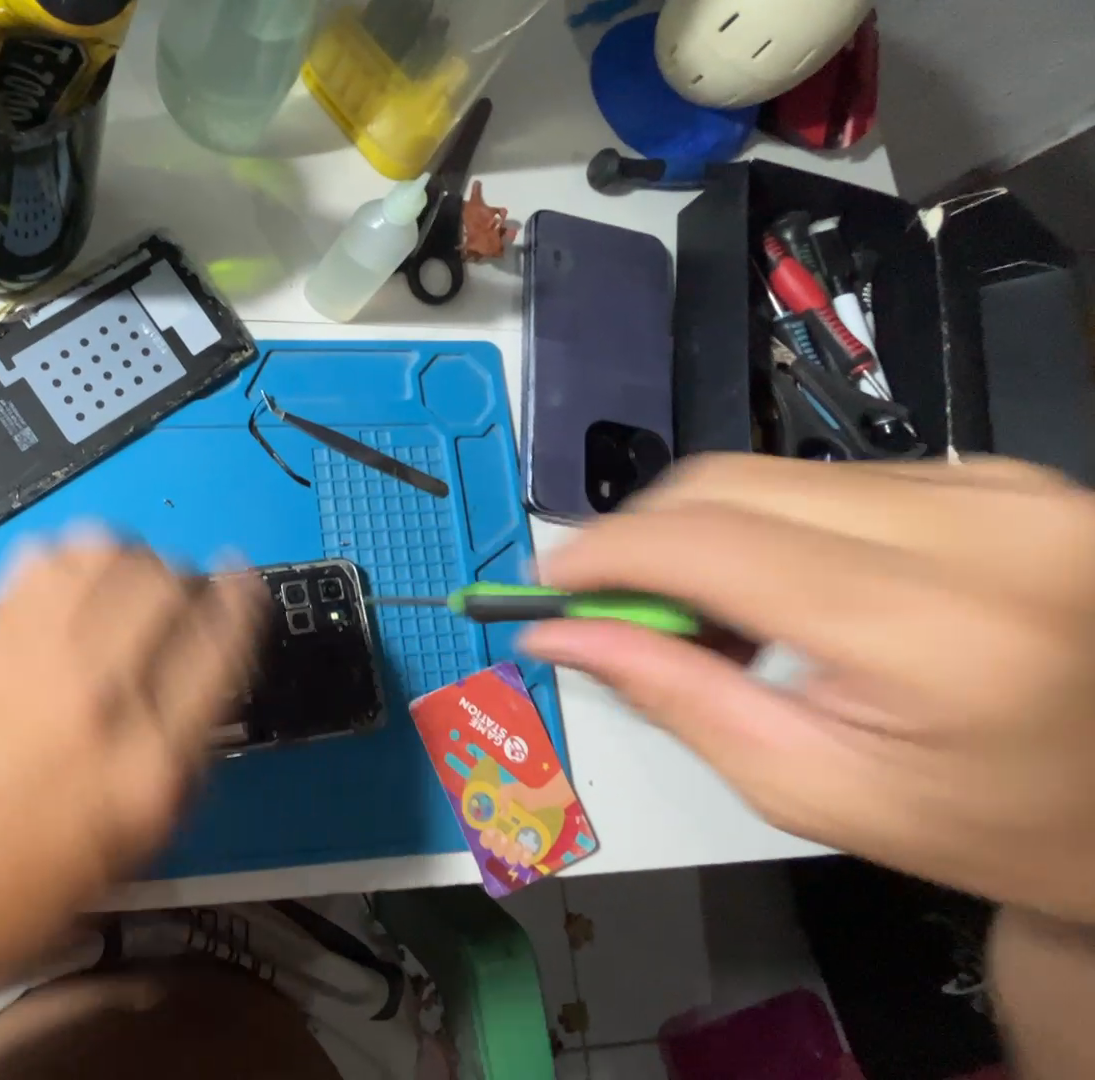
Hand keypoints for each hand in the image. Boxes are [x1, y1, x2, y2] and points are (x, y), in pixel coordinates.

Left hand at [0, 528, 266, 988]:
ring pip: (104, 552)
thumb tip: (208, 673)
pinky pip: (40, 558)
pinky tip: (74, 586)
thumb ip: (189, 752)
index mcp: (151, 759)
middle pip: (165, 582)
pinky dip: (70, 557)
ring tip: (127, 585)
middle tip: (178, 598)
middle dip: (185, 579)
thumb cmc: (38, 883)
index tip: (241, 583)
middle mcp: (97, 693)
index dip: (241, 599)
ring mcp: (33, 656)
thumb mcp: (144, 841)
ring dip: (130, 558)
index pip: (220, 641)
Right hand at [476, 776, 574, 868]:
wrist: (545, 800)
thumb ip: (505, 795)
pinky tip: (527, 850)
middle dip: (498, 846)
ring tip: (518, 845)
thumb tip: (502, 810)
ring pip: (509, 858)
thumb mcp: (513, 790)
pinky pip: (525, 861)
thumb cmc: (524, 795)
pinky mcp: (531, 851)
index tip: (492, 830)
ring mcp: (518, 846)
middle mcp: (504, 838)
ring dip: (511, 854)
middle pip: (495, 850)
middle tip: (505, 838)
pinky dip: (524, 859)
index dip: (486, 837)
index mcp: (496, 825)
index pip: (485, 838)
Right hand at [519, 455, 1094, 922]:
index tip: (546, 583)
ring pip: (758, 474)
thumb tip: (557, 633)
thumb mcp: (807, 786)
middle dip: (637, 539)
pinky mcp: (989, 478)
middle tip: (613, 607)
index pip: (707, 541)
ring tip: (706, 613)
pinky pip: (811, 480)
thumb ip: (669, 695)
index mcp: (935, 626)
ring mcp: (993, 489)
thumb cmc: (986, 821)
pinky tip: (768, 588)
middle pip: (722, 484)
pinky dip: (753, 525)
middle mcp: (977, 527)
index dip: (601, 552)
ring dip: (693, 534)